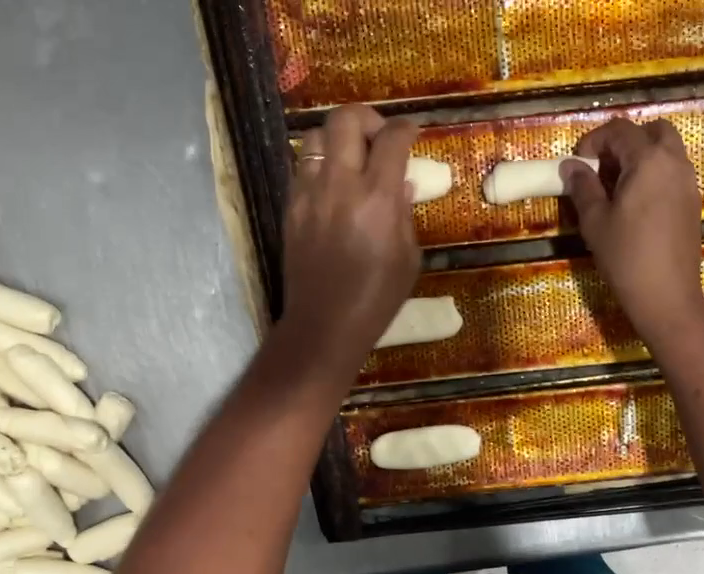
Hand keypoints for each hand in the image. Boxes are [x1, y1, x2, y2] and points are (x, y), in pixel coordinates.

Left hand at [279, 105, 420, 362]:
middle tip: (379, 138)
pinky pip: (303, 167)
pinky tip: (333, 188)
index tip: (412, 132)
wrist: (325, 324)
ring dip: (340, 140)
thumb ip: (404, 214)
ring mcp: (309, 193)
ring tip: (352, 160)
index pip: (392, 140)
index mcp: (378, 200)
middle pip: (346, 119)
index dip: (405, 129)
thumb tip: (402, 183)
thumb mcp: (408, 259)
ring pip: (318, 136)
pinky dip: (321, 166)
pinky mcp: (291, 206)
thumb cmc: (377, 299)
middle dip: (367, 119)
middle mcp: (341, 185)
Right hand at [563, 118, 703, 337]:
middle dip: (625, 142)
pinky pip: (675, 173)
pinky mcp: (693, 204)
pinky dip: (656, 175)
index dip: (594, 141)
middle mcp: (674, 162)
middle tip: (604, 169)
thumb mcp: (595, 223)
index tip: (579, 164)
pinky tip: (639, 205)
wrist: (667, 298)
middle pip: (652, 131)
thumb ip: (582, 188)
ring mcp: (689, 183)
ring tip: (620, 188)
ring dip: (643, 157)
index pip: (619, 130)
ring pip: (667, 151)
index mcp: (648, 160)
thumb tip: (571, 166)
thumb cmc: (627, 259)